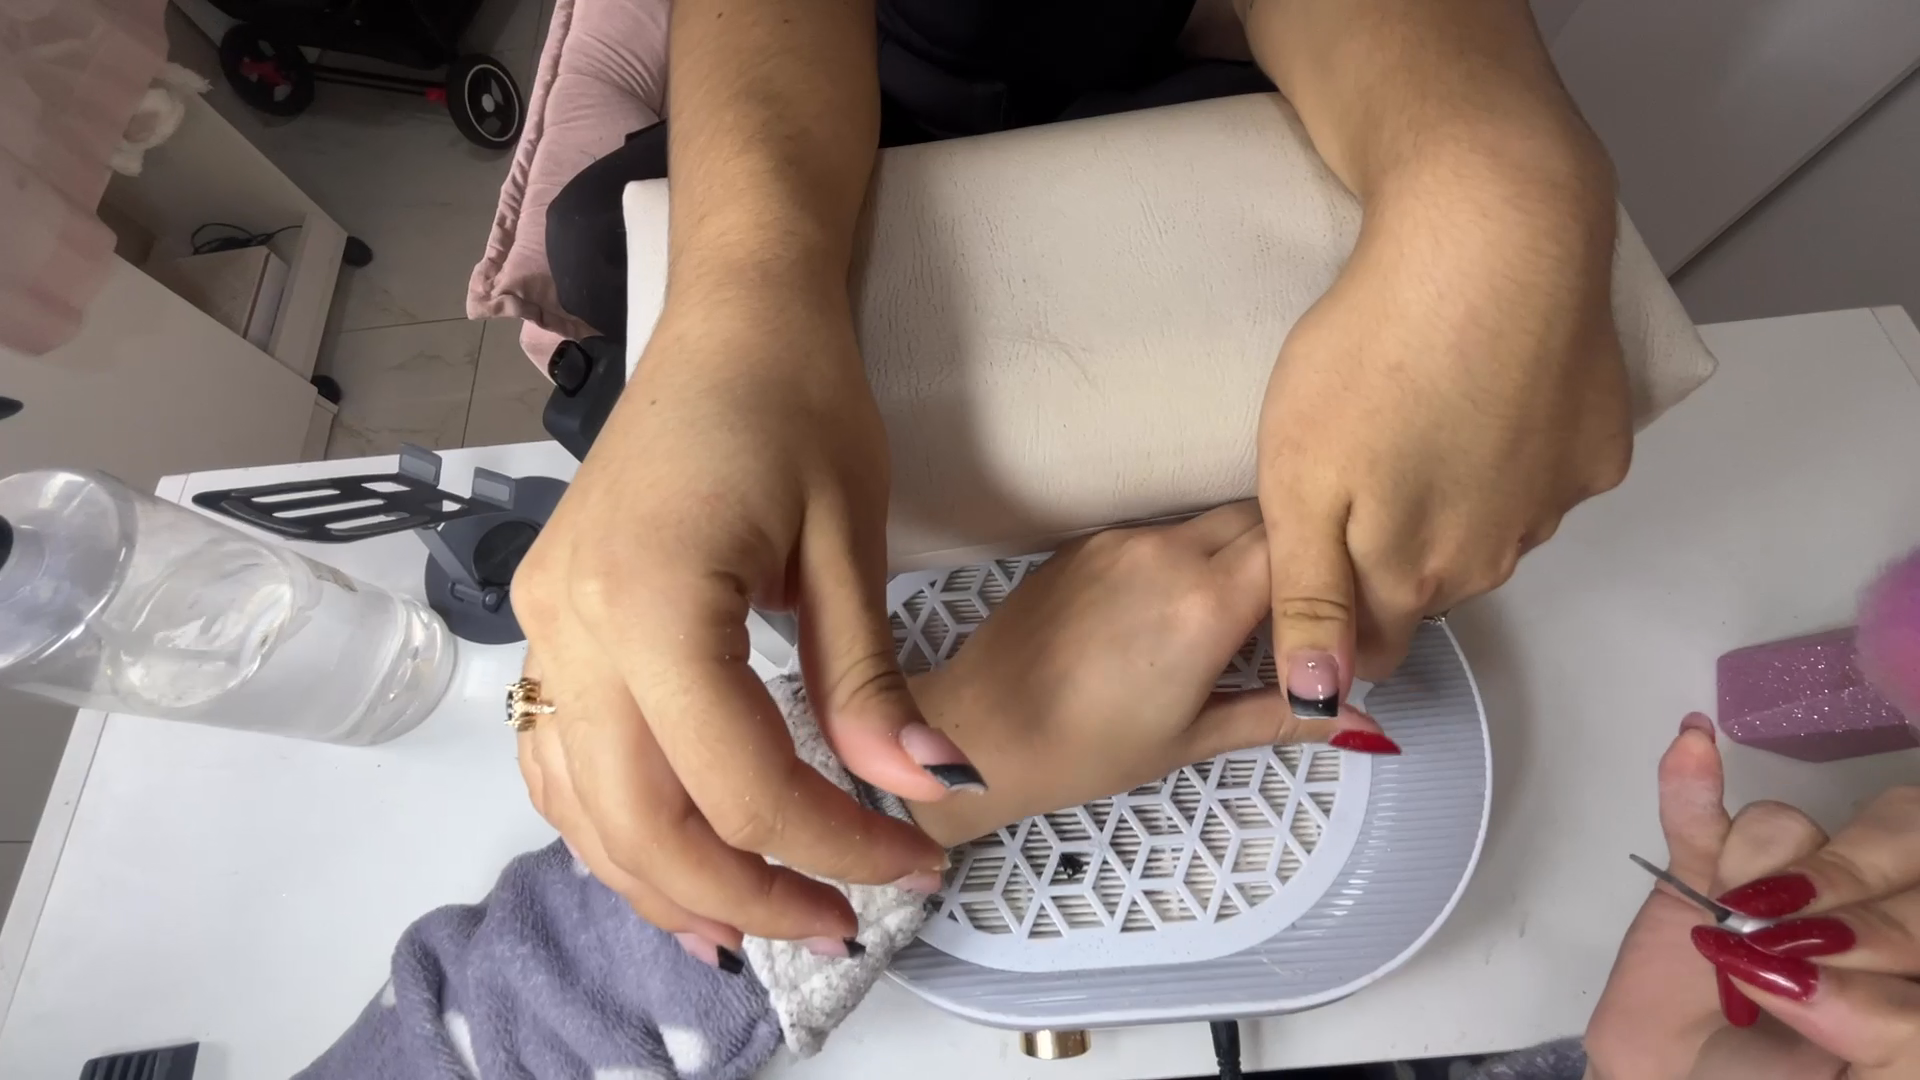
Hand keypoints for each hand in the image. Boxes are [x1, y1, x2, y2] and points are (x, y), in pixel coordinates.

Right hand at [513, 292, 963, 949]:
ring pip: (586, 810)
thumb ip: (869, 676)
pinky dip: (623, 825)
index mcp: (650, 602)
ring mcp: (543, 625)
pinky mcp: (553, 617)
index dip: (837, 841)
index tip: (914, 858)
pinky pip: (567, 759)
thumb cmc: (804, 404)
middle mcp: (569, 628)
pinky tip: (681, 851)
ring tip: (762, 918)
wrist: (736, 320)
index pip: (742, 780)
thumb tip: (926, 785)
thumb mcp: (852, 541)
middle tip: (840, 920)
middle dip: (750, 893)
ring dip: (673, 881)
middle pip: (642, 824)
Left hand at [905, 503, 1393, 846]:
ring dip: (1228, 553)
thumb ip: (1280, 716)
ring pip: (1201, 522)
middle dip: (1281, 554)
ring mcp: (1116, 540)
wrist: (980, 729)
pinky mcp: (1080, 542)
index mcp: (1204, 600)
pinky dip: (1176, 557)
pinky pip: (1151, 534)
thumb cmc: (1088, 750)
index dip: (1319, 577)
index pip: (1296, 547)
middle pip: (1253, 518)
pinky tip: (1156, 609)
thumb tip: (1363, 723)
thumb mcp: (1192, 738)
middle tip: (1277, 615)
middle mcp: (1163, 550)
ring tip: (1218, 615)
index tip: (1322, 620)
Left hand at [1258, 166, 1632, 709]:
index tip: (1303, 593)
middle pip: (1421, 594)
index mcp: (1417, 573)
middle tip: (1339, 496)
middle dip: (1375, 571)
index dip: (1332, 634)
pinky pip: (1527, 484)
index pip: (1373, 646)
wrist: (1489, 243)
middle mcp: (1497, 555)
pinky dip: (1492, 466)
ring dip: (1435, 517)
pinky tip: (1468, 413)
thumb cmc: (1366, 367)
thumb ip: (1310, 600)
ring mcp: (1556, 499)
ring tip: (1397, 448)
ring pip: (1475, 541)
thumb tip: (1318, 697)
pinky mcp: (1596, 442)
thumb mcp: (1301, 491)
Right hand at [1586, 717, 1919, 1078]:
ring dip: (1758, 872)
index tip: (1846, 969)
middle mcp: (1874, 913)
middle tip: (1788, 951)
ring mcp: (1779, 888)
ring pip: (1790, 827)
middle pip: (1891, 845)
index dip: (1902, 920)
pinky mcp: (1694, 874)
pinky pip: (1692, 813)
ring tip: (1727, 932)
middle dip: (1840, 900)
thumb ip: (1895, 1033)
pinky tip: (1692, 739)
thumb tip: (1788, 958)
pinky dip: (1689, 781)